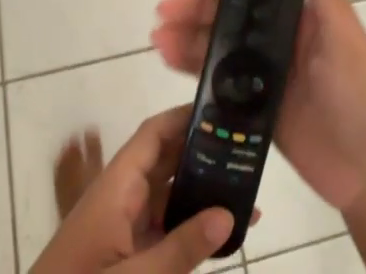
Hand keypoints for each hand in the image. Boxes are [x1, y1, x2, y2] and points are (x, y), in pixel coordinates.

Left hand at [29, 106, 235, 272]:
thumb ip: (181, 248)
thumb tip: (229, 214)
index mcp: (116, 190)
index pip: (152, 136)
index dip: (184, 117)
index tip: (224, 109)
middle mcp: (121, 200)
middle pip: (167, 163)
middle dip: (205, 154)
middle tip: (249, 149)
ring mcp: (124, 229)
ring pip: (171, 197)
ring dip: (205, 193)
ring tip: (249, 190)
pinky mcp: (128, 256)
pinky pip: (167, 229)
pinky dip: (194, 227)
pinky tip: (227, 232)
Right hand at [151, 0, 365, 212]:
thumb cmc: (363, 99)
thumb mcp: (347, 42)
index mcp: (308, 18)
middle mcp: (285, 40)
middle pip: (235, 15)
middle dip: (199, 7)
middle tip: (165, 8)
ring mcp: (268, 75)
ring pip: (221, 46)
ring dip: (189, 36)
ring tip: (158, 35)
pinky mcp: (256, 108)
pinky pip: (220, 82)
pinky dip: (194, 69)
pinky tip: (170, 60)